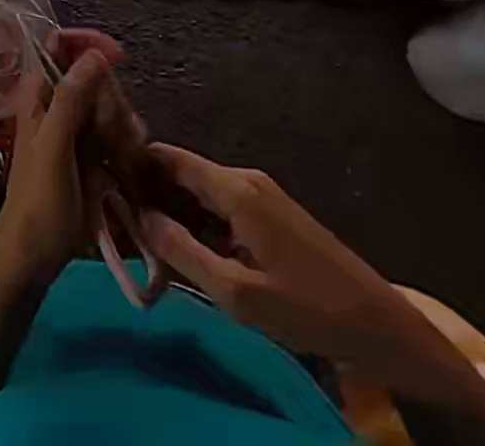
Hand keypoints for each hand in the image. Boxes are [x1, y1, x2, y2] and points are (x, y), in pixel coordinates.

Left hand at [0, 30, 140, 285]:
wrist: (33, 257)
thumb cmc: (39, 204)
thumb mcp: (53, 149)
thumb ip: (69, 100)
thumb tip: (93, 55)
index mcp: (37, 96)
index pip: (57, 45)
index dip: (85, 43)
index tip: (117, 57)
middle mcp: (55, 105)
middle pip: (94, 77)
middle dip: (111, 99)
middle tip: (114, 132)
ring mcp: (73, 129)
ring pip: (108, 104)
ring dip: (122, 125)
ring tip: (120, 157)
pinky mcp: (89, 152)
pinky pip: (115, 131)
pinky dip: (125, 143)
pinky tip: (127, 165)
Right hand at [140, 144, 484, 409]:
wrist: (383, 328)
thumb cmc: (310, 309)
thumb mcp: (238, 293)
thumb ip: (181, 252)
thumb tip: (138, 218)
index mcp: (235, 189)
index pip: (167, 157)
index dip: (131, 165)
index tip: (100, 185)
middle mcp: (243, 180)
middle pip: (179, 174)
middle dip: (146, 194)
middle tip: (115, 224)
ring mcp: (257, 195)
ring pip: (195, 193)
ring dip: (168, 213)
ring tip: (138, 241)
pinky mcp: (267, 214)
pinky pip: (216, 209)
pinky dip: (192, 224)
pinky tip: (177, 250)